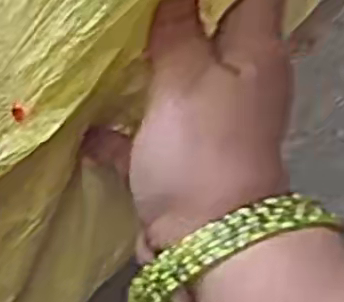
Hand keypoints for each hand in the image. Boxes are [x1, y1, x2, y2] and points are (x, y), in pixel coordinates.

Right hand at [88, 0, 293, 249]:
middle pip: (214, 37)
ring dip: (149, 77)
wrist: (201, 236)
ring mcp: (210, 128)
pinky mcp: (179, 167)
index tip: (173, 3)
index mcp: (254, 50)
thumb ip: (177, 33)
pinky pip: (145, 139)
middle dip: (181, 24)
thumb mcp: (183, 83)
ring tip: (113, 68)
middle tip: (141, 24)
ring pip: (177, 88)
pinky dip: (120, 133)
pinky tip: (89, 135)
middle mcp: (240, 83)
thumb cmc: (198, 153)